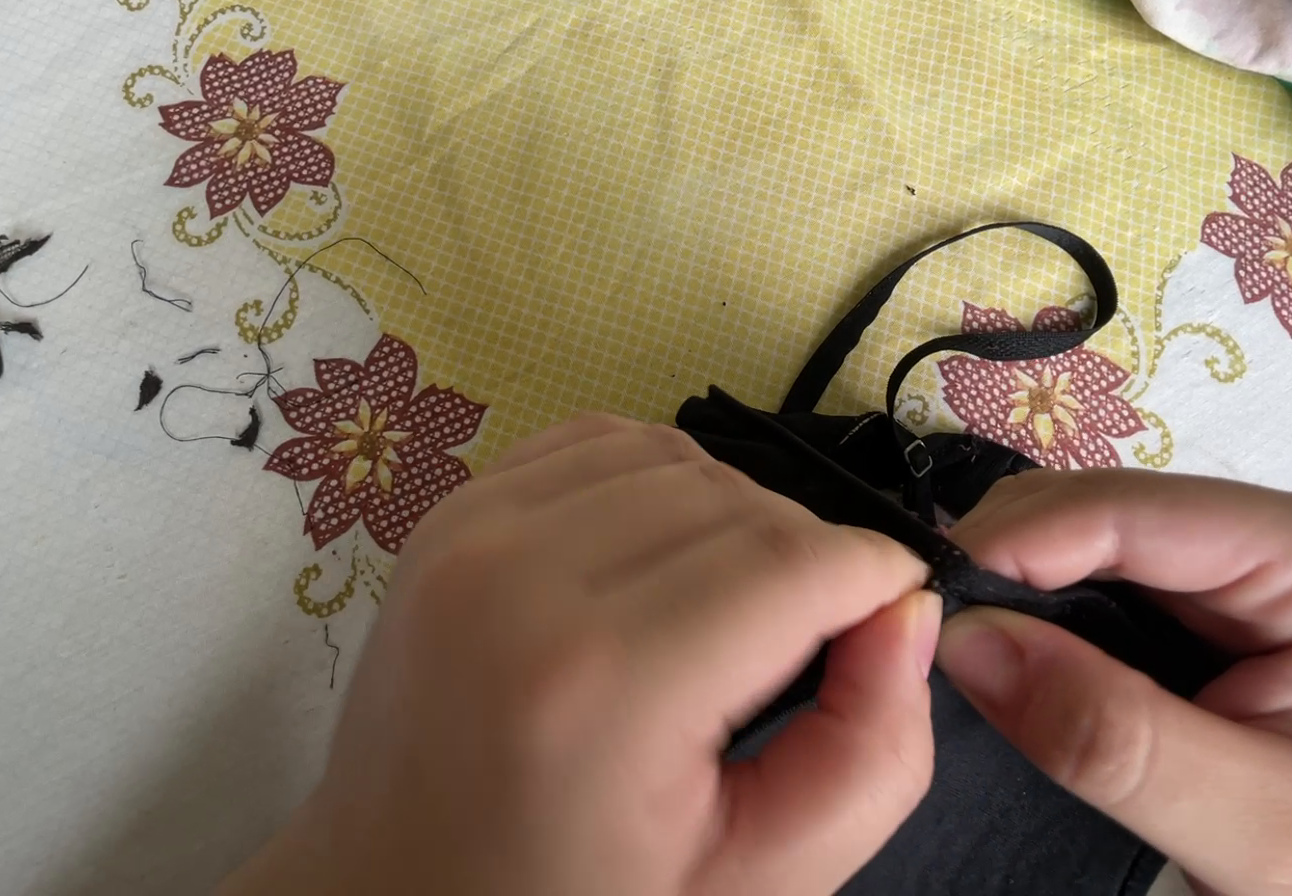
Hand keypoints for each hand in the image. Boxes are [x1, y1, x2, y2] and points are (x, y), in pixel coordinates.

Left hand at [220, 416, 939, 895]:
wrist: (390, 886)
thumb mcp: (756, 882)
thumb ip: (868, 750)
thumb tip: (901, 606)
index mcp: (600, 686)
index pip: (787, 563)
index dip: (870, 571)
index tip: (890, 601)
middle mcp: (522, 575)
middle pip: (734, 499)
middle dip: (803, 550)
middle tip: (801, 626)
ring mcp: (472, 525)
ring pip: (672, 452)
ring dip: (730, 507)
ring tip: (723, 589)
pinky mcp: (452, 507)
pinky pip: (598, 439)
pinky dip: (655, 475)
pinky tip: (653, 543)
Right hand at [933, 468, 1291, 894]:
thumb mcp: (1287, 845)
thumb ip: (1119, 741)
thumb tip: (962, 644)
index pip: (1126, 510)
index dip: (1013, 544)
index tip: (927, 604)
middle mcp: (1281, 539)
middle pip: (1091, 511)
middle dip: (1003, 563)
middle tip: (934, 639)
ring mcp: (1245, 571)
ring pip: (1079, 542)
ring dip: (1013, 588)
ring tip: (965, 651)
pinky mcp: (1212, 611)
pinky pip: (1093, 585)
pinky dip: (1036, 614)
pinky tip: (1016, 656)